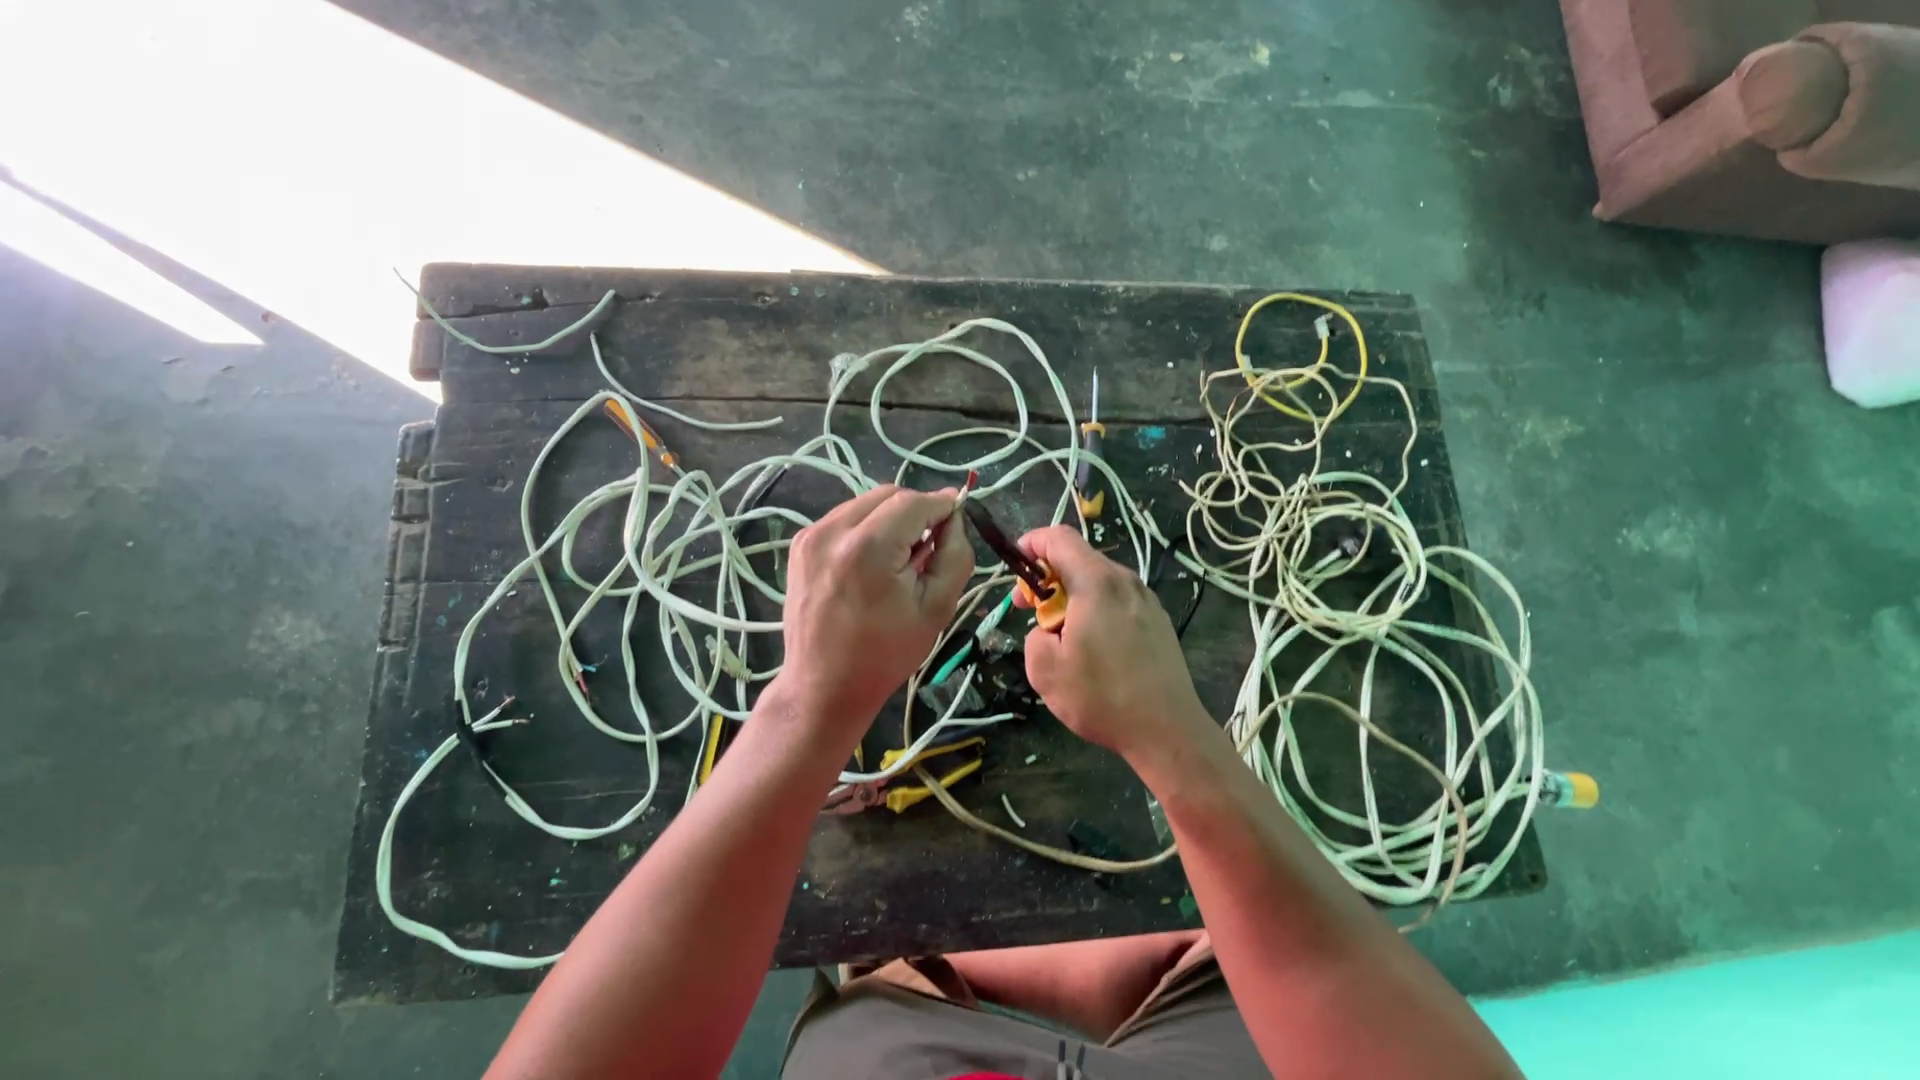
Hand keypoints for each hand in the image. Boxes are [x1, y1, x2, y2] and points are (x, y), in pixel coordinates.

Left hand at [772, 484, 972, 749]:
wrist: (824, 685)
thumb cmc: (885, 653)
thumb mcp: (938, 607)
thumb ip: (954, 554)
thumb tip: (954, 518)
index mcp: (867, 548)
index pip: (914, 502)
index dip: (943, 505)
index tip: (959, 516)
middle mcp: (832, 531)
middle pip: (888, 494)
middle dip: (916, 511)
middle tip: (930, 545)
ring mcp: (810, 536)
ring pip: (865, 504)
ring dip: (890, 519)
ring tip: (900, 559)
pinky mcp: (800, 545)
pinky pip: (845, 519)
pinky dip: (866, 529)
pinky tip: (873, 564)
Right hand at [1017, 526, 1213, 761]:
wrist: (1167, 730)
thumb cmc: (1102, 697)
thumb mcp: (1045, 669)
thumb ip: (1034, 635)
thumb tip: (1048, 629)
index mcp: (1096, 583)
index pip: (1059, 537)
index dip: (1031, 543)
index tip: (1015, 567)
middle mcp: (1125, 582)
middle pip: (1080, 558)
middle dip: (1048, 578)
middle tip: (1030, 612)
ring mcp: (1147, 601)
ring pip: (1099, 582)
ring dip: (1072, 597)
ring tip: (1063, 638)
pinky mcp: (1158, 622)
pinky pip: (1118, 601)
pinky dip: (1096, 610)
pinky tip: (1095, 649)